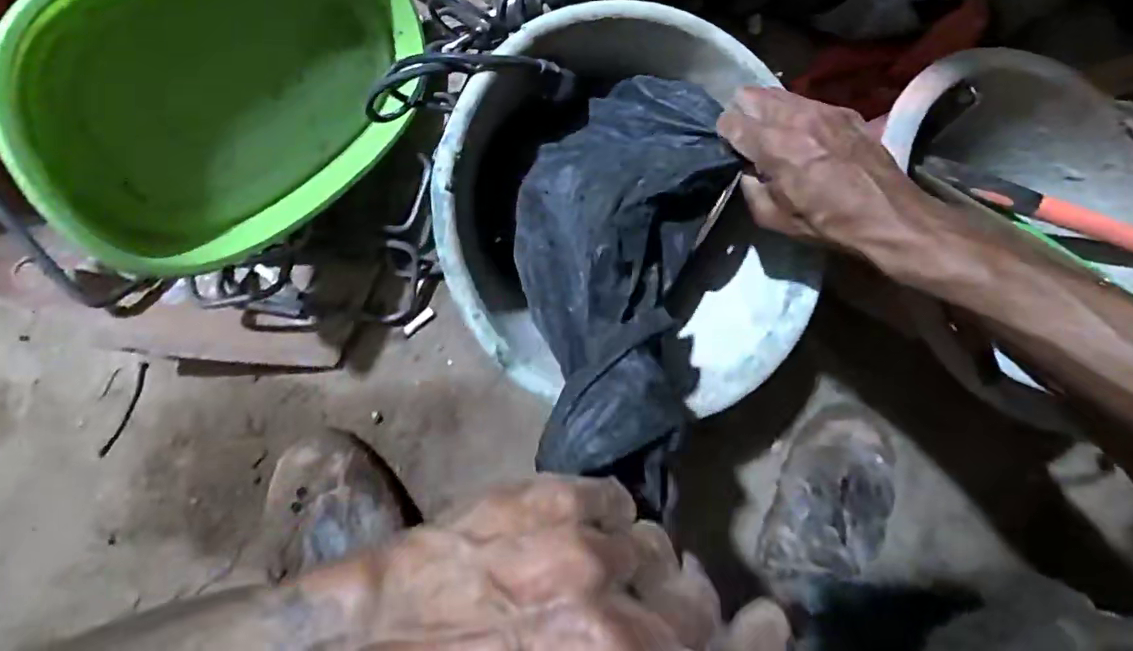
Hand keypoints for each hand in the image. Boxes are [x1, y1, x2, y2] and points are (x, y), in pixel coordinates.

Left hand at [288, 476, 789, 649]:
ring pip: (651, 539)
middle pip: (690, 596)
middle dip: (686, 604)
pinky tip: (592, 526)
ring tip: (620, 563)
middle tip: (667, 603)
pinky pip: (610, 496)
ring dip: (645, 556)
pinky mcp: (539, 497)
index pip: (717, 645)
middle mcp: (609, 611)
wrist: (365, 644)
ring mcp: (574, 546)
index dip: (752, 638)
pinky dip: (611, 512)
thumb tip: (668, 637)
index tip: (767, 625)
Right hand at [715, 87, 936, 253]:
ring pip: (777, 93)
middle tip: (751, 137)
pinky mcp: (844, 112)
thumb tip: (748, 170)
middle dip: (743, 114)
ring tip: (777, 133)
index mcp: (775, 146)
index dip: (726, 136)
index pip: (730, 120)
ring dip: (769, 110)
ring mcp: (822, 111)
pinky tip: (807, 135)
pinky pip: (806, 102)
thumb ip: (749, 188)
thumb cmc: (830, 223)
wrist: (892, 218)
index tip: (734, 150)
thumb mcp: (774, 219)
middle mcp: (795, 119)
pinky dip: (797, 114)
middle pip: (749, 95)